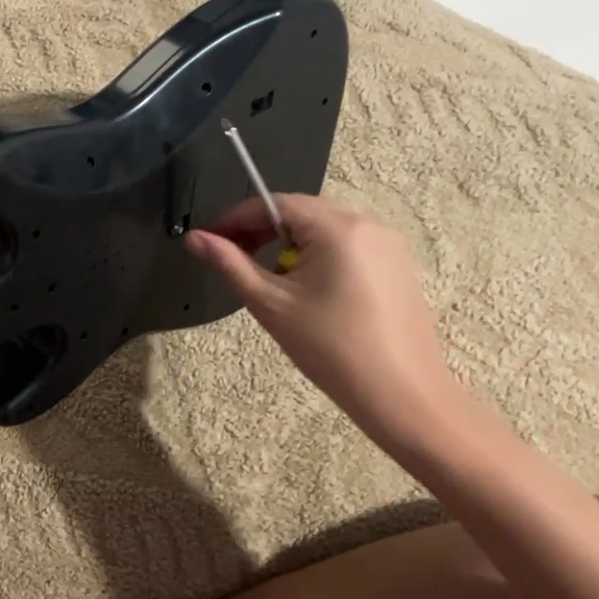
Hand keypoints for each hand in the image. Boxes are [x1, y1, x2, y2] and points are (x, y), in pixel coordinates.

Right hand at [186, 194, 461, 439]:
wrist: (403, 395)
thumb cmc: (330, 348)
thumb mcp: (270, 303)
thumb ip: (229, 263)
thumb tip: (194, 238)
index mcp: (337, 228)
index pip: (275, 203)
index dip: (236, 217)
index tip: (209, 239)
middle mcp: (368, 224)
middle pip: (301, 211)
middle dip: (261, 228)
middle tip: (232, 256)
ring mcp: (389, 244)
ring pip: (324, 227)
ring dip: (289, 242)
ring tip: (268, 278)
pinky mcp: (398, 265)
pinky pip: (347, 244)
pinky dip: (318, 254)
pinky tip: (306, 289)